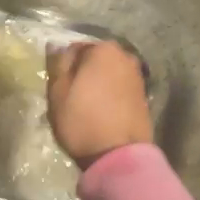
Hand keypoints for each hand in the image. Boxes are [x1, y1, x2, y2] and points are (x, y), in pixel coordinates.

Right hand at [46, 40, 154, 168]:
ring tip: (86, 107)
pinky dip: (110, 96)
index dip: (64, 67)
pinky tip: (101, 113)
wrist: (118, 153)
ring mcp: (138, 76)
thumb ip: (57, 64)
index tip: (58, 85)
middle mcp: (125, 56)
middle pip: (95, 60)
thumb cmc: (81, 120)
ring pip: (109, 75)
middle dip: (83, 73)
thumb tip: (56, 45)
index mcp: (103, 49)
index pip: (75, 49)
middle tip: (71, 96)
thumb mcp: (57, 92)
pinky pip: (120, 89)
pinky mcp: (144, 96)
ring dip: (98, 85)